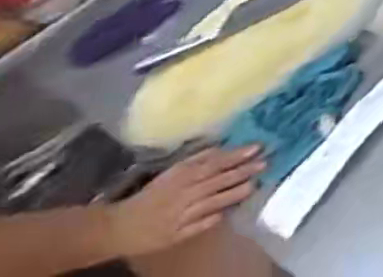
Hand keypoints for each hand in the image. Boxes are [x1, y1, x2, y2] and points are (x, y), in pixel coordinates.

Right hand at [103, 146, 264, 257]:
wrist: (117, 228)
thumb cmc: (152, 194)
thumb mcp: (174, 171)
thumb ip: (201, 158)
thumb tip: (227, 146)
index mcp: (182, 177)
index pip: (215, 163)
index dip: (237, 155)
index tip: (258, 147)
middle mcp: (183, 195)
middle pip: (218, 181)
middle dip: (243, 172)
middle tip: (266, 163)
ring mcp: (180, 216)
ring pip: (213, 202)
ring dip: (235, 193)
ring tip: (254, 185)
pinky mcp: (175, 235)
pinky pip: (200, 225)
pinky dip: (215, 217)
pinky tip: (229, 211)